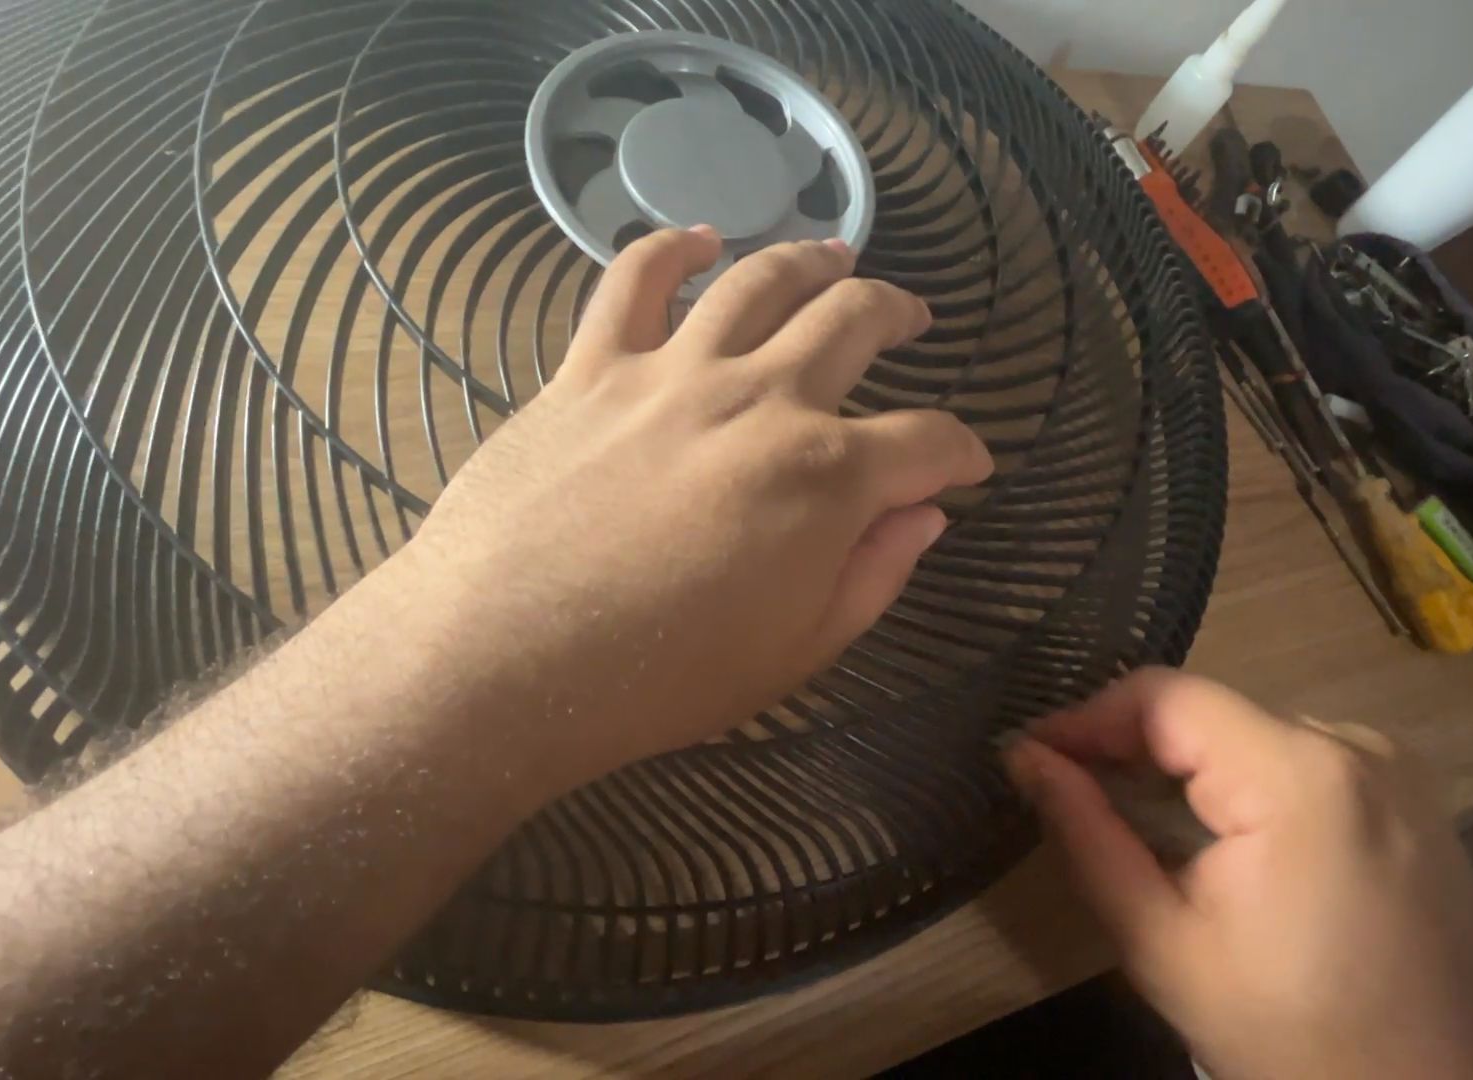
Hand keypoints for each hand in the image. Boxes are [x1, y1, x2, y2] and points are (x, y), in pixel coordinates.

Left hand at [399, 227, 992, 789]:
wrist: (503, 662)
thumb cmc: (664, 678)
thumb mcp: (800, 650)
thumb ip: (875, 574)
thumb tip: (925, 516)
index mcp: (825, 476)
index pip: (927, 442)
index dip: (962, 451)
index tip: (969, 464)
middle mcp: (762, 400)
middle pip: (852, 323)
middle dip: (897, 314)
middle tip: (912, 318)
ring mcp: (673, 374)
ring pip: (759, 282)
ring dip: (810, 259)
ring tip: (835, 255)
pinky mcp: (592, 370)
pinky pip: (633, 281)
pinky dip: (671, 249)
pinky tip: (699, 241)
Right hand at [1004, 669, 1472, 1079]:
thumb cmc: (1294, 1042)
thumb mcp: (1160, 940)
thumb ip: (1084, 832)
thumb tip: (1023, 755)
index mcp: (1300, 775)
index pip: (1164, 697)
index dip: (1085, 717)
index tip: (1032, 754)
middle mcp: (1354, 746)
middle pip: (1204, 710)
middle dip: (1125, 744)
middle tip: (1066, 787)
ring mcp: (1390, 768)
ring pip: (1240, 730)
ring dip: (1174, 763)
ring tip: (1125, 813)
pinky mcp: (1405, 796)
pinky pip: (1287, 756)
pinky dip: (1228, 779)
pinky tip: (1203, 831)